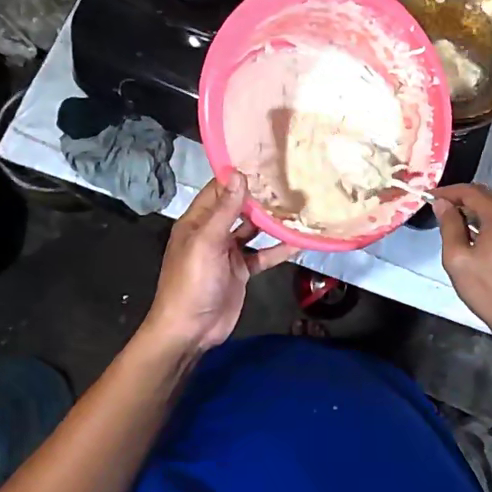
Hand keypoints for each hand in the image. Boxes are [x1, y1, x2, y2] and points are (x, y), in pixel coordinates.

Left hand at [141, 173, 297, 353]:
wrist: (190, 330)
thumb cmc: (193, 282)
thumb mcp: (207, 242)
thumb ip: (224, 210)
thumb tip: (239, 174)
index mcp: (197, 222)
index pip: (219, 191)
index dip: (239, 176)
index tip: (266, 161)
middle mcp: (213, 233)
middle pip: (239, 208)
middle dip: (262, 196)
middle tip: (292, 179)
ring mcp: (229, 252)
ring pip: (254, 229)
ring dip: (273, 220)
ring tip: (300, 204)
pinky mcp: (243, 270)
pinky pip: (264, 254)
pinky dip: (280, 248)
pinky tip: (301, 241)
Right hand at [433, 184, 491, 353]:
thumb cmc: (490, 293)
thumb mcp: (458, 260)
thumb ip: (449, 226)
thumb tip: (443, 204)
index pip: (473, 192)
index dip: (450, 192)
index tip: (434, 197)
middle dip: (469, 203)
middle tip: (450, 214)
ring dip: (489, 215)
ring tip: (472, 231)